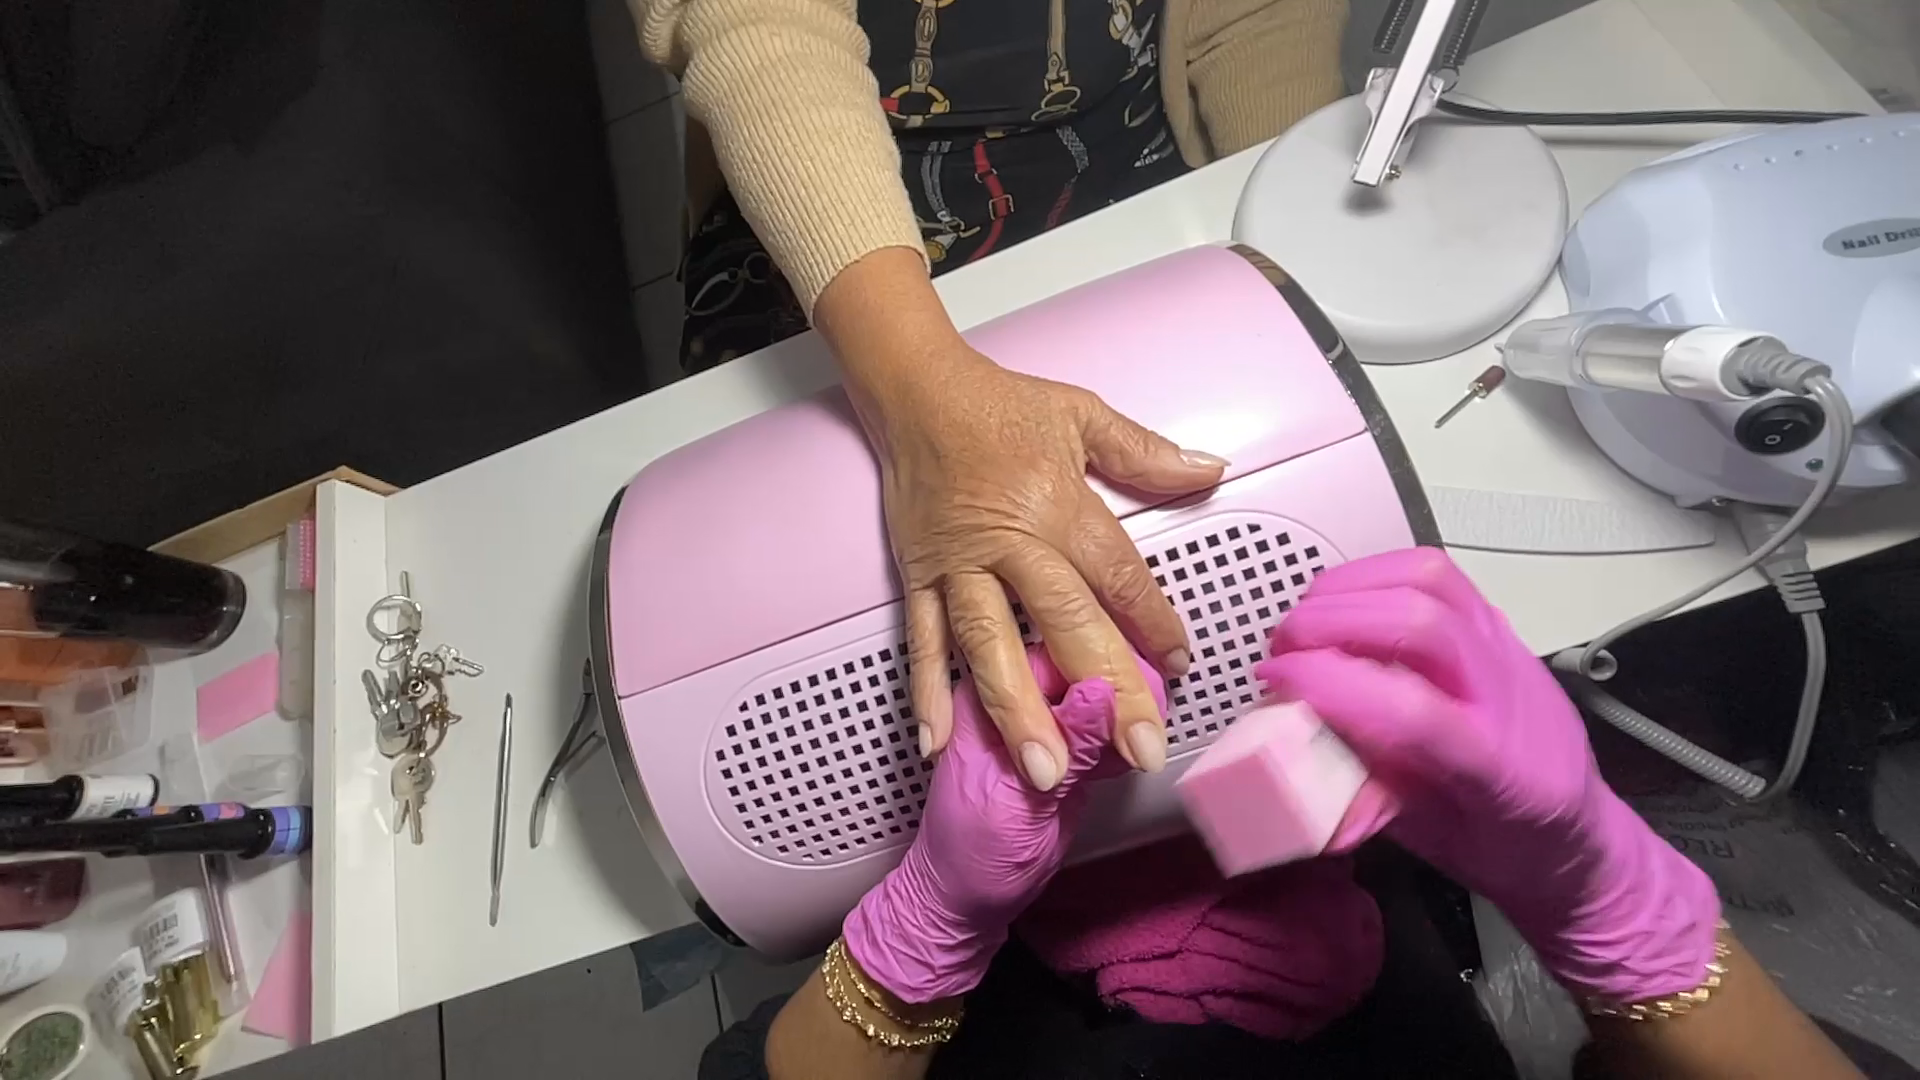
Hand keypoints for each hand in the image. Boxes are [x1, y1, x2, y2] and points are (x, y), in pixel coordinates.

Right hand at [816, 250, 1225, 792]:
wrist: (916, 393)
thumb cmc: (999, 406)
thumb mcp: (1080, 414)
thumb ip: (1144, 452)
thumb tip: (1210, 469)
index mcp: (1056, 504)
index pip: (1117, 575)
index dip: (1153, 622)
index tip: (1179, 665)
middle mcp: (1009, 543)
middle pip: (1063, 621)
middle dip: (1101, 687)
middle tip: (1135, 750)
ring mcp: (958, 566)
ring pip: (988, 644)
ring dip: (1014, 707)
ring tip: (1041, 769)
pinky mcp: (919, 576)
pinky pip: (923, 639)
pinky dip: (927, 690)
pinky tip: (936, 742)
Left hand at [843, 647, 1157, 1002]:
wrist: (965, 902)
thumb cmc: (970, 854)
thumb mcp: (1019, 801)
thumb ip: (1065, 749)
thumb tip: (1103, 690)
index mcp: (987, 700)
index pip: (1051, 656)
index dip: (1099, 663)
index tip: (1143, 678)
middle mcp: (1013, 703)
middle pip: (1078, 672)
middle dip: (1122, 687)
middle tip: (1155, 711)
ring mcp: (1040, 726)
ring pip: (1096, 702)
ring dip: (1128, 714)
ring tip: (1152, 730)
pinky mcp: (1063, 753)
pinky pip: (1100, 734)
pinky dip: (1123, 740)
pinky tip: (1139, 750)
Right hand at [1258, 548, 1720, 1004]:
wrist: (1572, 834)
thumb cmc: (1492, 841)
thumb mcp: (1417, 834)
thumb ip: (1353, 791)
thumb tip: (1278, 761)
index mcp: (1500, 772)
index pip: (1409, 709)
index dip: (1326, 684)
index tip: (1273, 681)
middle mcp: (1512, 696)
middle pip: (1419, 624)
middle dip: (1326, 625)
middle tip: (1280, 649)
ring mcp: (1508, 647)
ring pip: (1428, 580)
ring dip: (1345, 590)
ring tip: (1304, 622)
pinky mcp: (1493, 620)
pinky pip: (1431, 571)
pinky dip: (1369, 575)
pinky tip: (1338, 603)